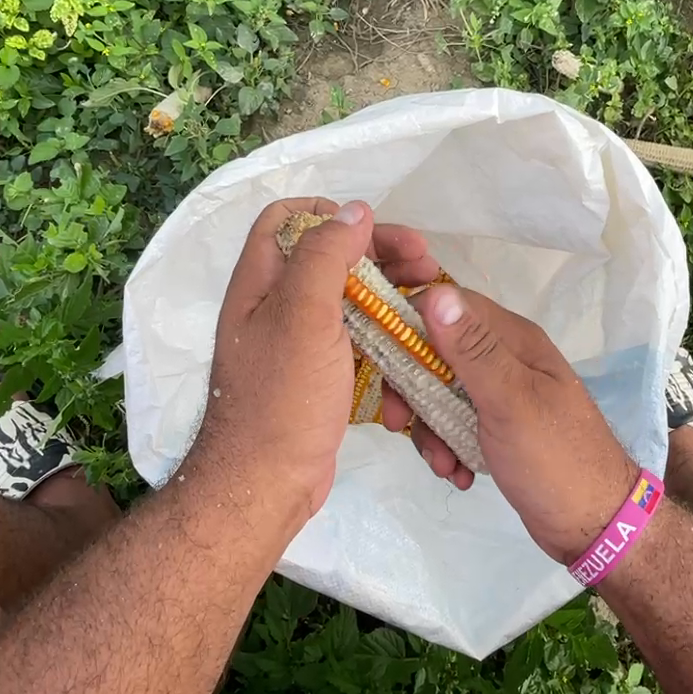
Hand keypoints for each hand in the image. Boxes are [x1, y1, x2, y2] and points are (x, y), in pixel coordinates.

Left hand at [184, 198, 442, 527]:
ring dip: (390, 289)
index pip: (286, 218)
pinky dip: (385, 330)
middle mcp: (277, 302)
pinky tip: (414, 338)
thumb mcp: (303, 314)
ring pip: (350, 295)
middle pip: (331, 255)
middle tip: (426, 261)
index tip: (373, 230)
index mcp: (262, 280)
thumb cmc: (282, 395)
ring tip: (430, 293)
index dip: (329, 212)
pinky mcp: (321, 369)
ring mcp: (300, 338)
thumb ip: (326, 256)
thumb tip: (355, 210)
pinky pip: (357, 334)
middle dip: (380, 251)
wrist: (267, 483)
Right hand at [389, 284, 640, 564]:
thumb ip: (472, 349)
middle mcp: (506, 358)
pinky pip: (455, 423)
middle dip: (413, 388)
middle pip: (437, 352)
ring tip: (443, 464)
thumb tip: (436, 292)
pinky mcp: (497, 427)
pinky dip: (448, 446)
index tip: (387, 362)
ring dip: (430, 427)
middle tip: (400, 423)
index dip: (411, 325)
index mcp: (513, 339)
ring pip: (441, 392)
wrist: (595, 527)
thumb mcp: (509, 400)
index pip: (449, 306)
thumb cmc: (555, 459)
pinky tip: (458, 473)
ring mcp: (502, 393)